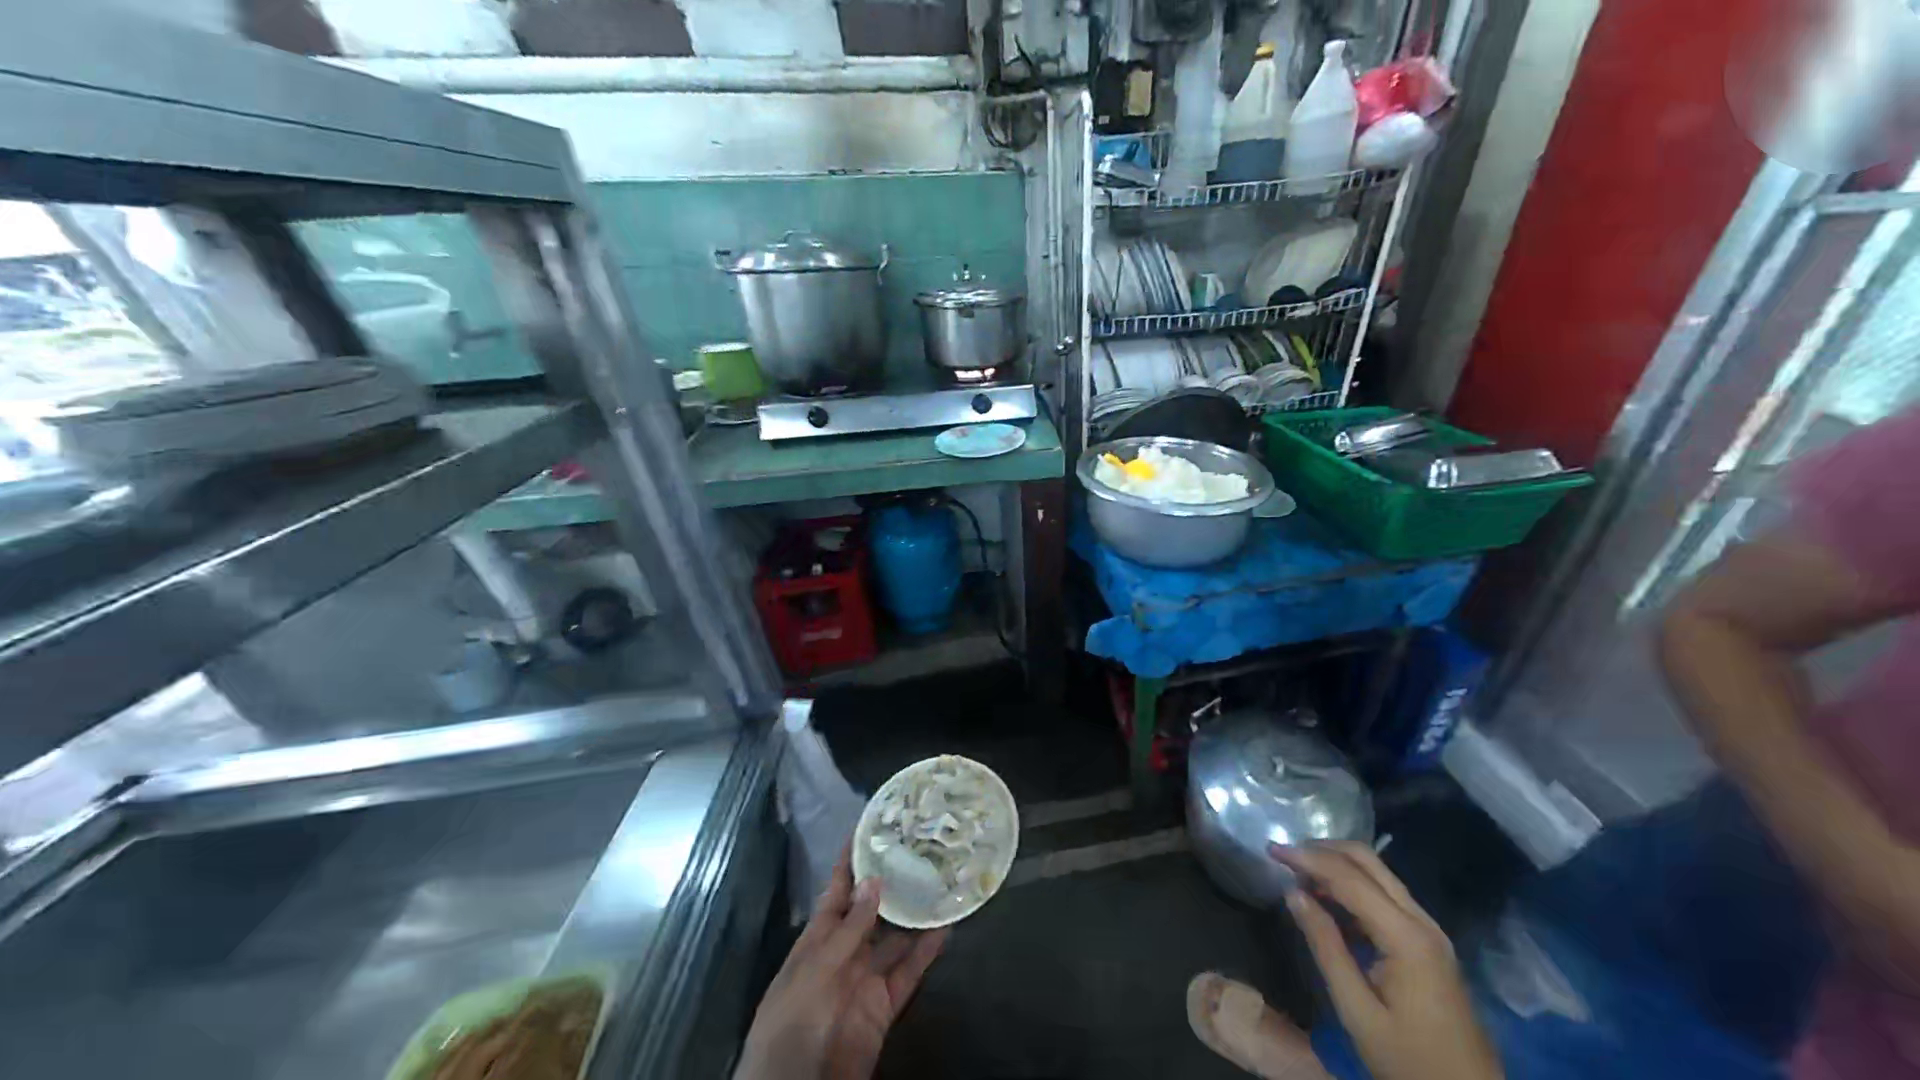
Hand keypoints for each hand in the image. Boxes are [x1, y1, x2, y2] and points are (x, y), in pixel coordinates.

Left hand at [734, 844, 948, 1079]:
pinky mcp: (884, 1005)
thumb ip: (849, 928)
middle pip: (872, 910)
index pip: (837, 888)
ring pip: (895, 939)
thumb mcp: (817, 967)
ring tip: (942, 884)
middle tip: (922, 852)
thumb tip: (874, 881)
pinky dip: (926, 952)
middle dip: (893, 884)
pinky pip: (908, 972)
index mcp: (819, 936)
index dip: (852, 860)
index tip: (871, 827)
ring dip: (916, 915)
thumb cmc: (794, 1018)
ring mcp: (865, 977)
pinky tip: (946, 928)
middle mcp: (844, 951)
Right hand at [1274, 843, 1502, 1079]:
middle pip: (1369, 862)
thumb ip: (1325, 946)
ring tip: (1297, 874)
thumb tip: (1292, 893)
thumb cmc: (1410, 1059)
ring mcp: (1429, 931)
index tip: (1271, 850)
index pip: (1349, 878)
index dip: (1307, 858)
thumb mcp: (1356, 1009)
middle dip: (1323, 849)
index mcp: (1406, 937)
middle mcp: (1422, 922)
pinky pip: (1386, 895)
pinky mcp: (1428, 942)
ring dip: (1337, 864)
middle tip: (1284, 854)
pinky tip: (1327, 899)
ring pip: (1379, 874)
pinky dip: (1352, 885)